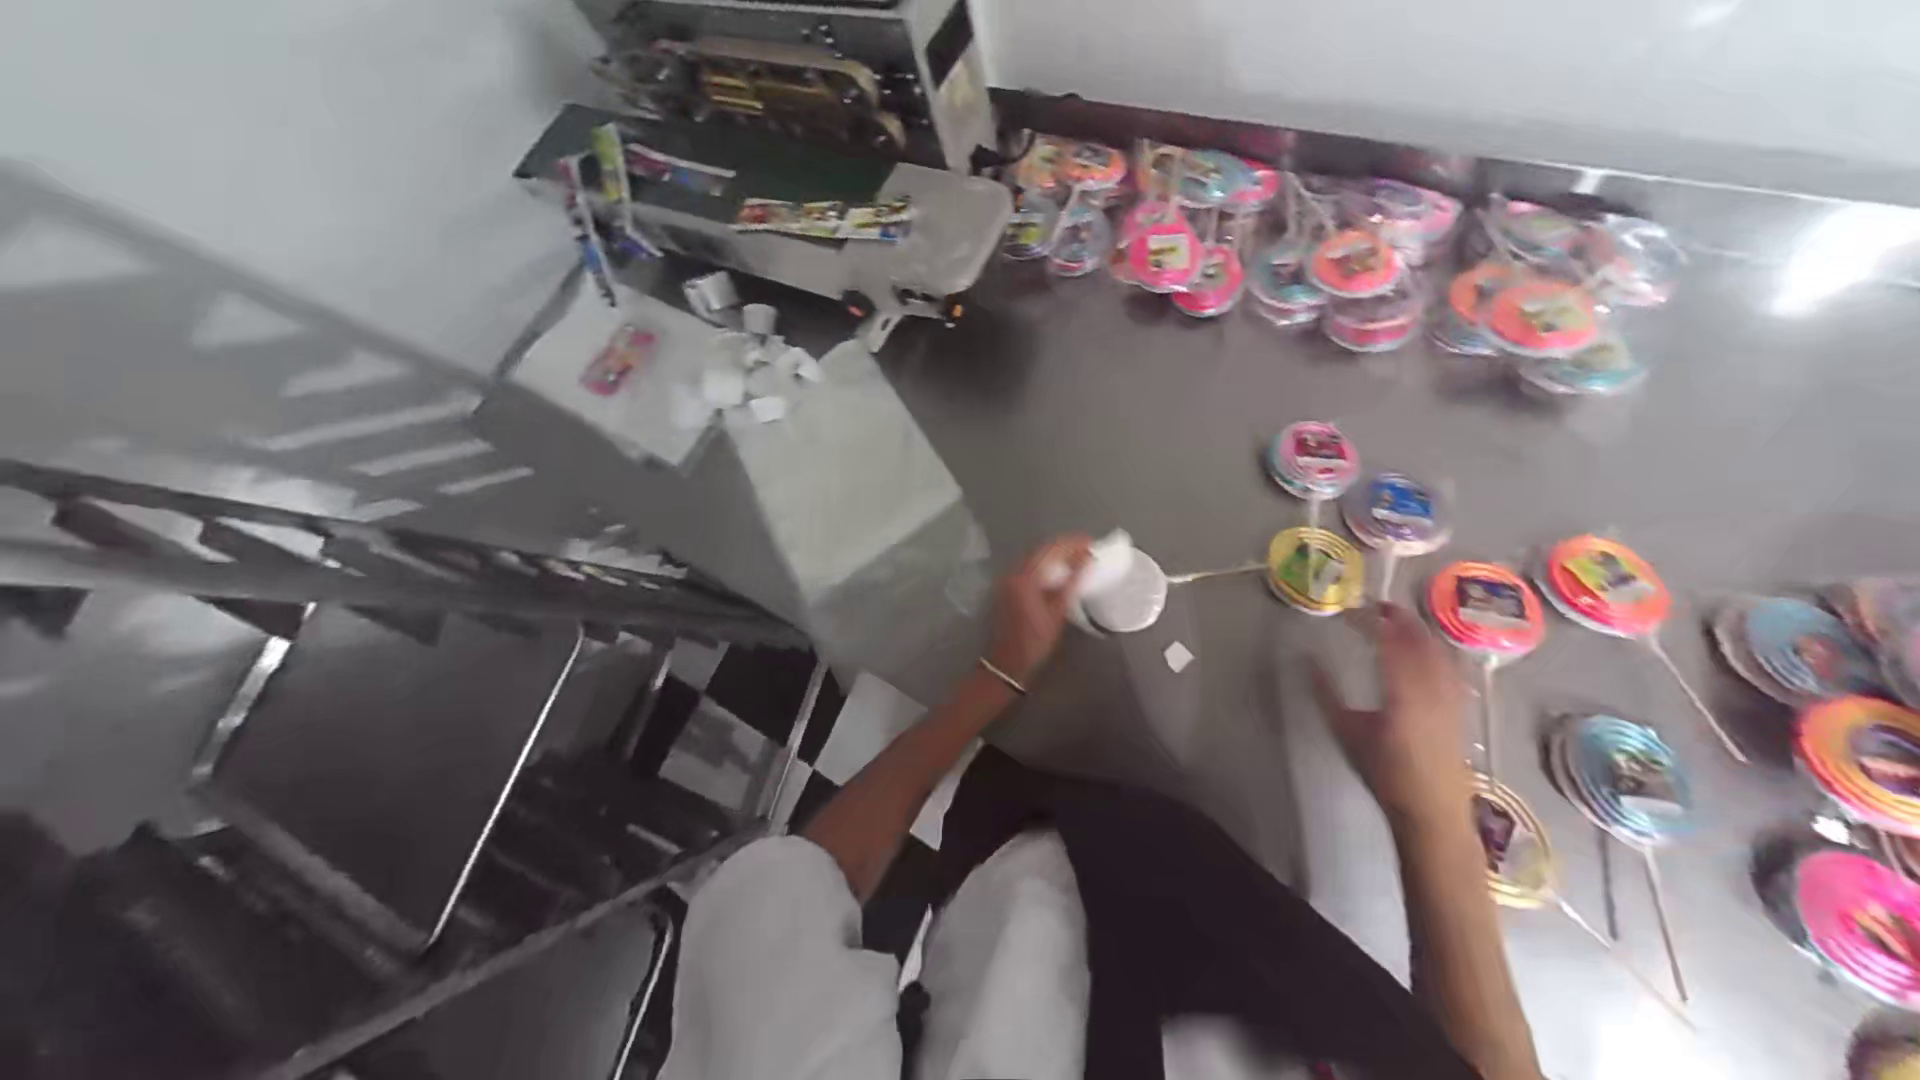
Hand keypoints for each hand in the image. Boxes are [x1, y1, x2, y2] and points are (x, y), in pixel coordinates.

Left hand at [985, 535, 1092, 685]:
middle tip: (1088, 550)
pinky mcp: (1007, 588)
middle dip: (1065, 548)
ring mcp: (1007, 580)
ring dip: (1056, 556)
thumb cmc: (1034, 642)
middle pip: (1041, 551)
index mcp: (1025, 578)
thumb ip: (1072, 583)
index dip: (1072, 543)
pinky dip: (1046, 567)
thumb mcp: (1058, 613)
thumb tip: (1088, 560)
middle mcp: (1013, 573)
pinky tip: (1061, 573)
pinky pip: (1029, 569)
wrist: (1006, 663)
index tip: (1091, 543)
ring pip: (1035, 559)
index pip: (1051, 550)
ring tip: (1079, 560)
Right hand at [1310, 603, 1471, 822]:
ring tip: (1397, 621)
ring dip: (1418, 630)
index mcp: (1402, 692)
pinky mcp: (1460, 707)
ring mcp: (1451, 696)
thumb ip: (1325, 692)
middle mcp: (1432, 688)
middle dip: (1398, 618)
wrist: (1431, 810)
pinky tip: (1425, 649)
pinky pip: (1449, 666)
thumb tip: (1306, 658)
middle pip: (1419, 640)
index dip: (1368, 620)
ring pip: (1438, 650)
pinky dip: (1434, 649)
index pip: (1387, 641)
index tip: (1348, 611)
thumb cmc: (1383, 772)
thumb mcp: (1345, 731)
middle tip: (1374, 606)